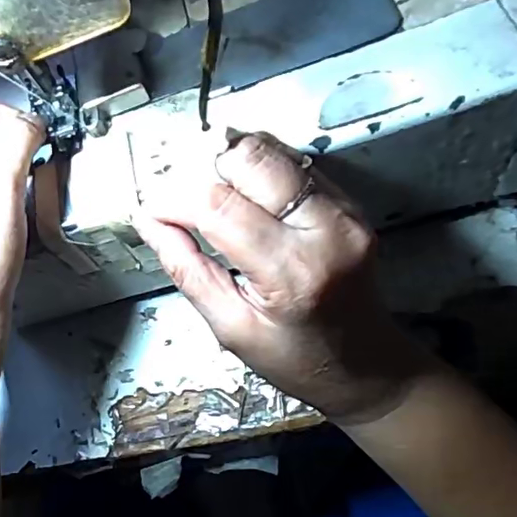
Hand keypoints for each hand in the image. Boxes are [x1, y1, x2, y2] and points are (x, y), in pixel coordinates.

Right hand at [136, 133, 431, 423]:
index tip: (156, 209)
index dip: (175, 200)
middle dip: (207, 172)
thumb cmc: (299, 359)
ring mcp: (344, 212)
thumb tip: (152, 223)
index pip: (218, 205)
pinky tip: (252, 205)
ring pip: (273, 152)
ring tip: (219, 203)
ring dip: (234, 168)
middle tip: (188, 202)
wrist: (364, 364)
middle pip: (251, 159)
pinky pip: (294, 166)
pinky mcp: (350, 203)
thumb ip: (188, 270)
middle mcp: (326, 230)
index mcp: (293, 272)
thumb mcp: (232, 329)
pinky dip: (262, 176)